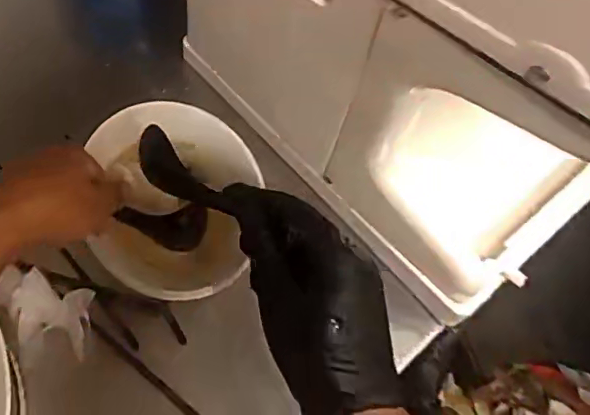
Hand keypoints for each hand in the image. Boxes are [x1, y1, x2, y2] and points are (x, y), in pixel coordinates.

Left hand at [0, 146, 120, 257]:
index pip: (100, 172)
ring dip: (59, 204)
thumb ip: (115, 195)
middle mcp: (52, 152)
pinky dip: (38, 209)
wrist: (6, 219)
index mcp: (76, 153)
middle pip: (76, 177)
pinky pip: (33, 196)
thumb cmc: (59, 211)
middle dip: (81, 199)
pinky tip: (38, 227)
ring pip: (53, 186)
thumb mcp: (98, 208)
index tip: (103, 219)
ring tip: (61, 231)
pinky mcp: (10, 183)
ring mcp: (28, 165)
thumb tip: (125, 184)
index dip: (105, 197)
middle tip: (84, 227)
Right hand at [220, 185, 406, 414]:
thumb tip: (244, 207)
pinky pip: (324, 258)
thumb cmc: (309, 350)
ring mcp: (361, 272)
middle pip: (305, 220)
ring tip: (252, 250)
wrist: (354, 408)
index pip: (291, 208)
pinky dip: (299, 255)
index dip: (257, 199)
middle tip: (237, 224)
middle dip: (269, 217)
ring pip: (314, 239)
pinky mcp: (361, 290)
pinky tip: (277, 270)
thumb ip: (262, 246)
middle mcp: (353, 253)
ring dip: (283, 237)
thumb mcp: (276, 295)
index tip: (229, 195)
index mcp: (336, 252)